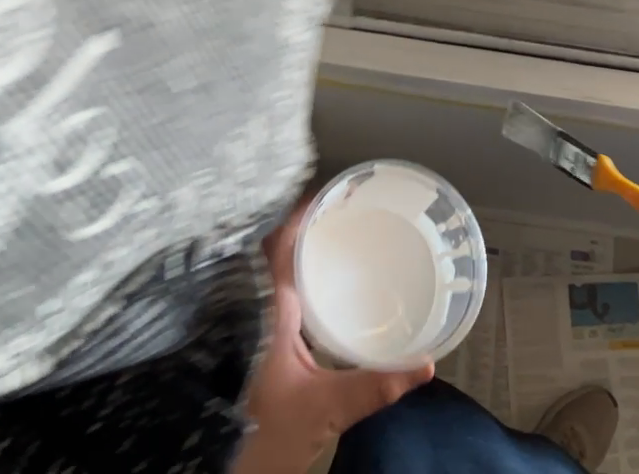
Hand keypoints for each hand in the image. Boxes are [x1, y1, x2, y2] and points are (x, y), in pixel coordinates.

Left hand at [231, 203, 434, 473]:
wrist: (215, 470)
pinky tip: (316, 292)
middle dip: (304, 227)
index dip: (301, 213)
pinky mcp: (250, 346)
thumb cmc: (259, 436)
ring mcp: (247, 327)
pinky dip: (295, 282)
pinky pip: (271, 298)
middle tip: (341, 212)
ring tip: (332, 240)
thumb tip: (423, 364)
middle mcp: (252, 310)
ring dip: (297, 253)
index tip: (331, 192)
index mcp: (266, 311)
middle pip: (274, 252)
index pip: (280, 244)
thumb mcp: (323, 410)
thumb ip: (374, 385)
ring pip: (271, 275)